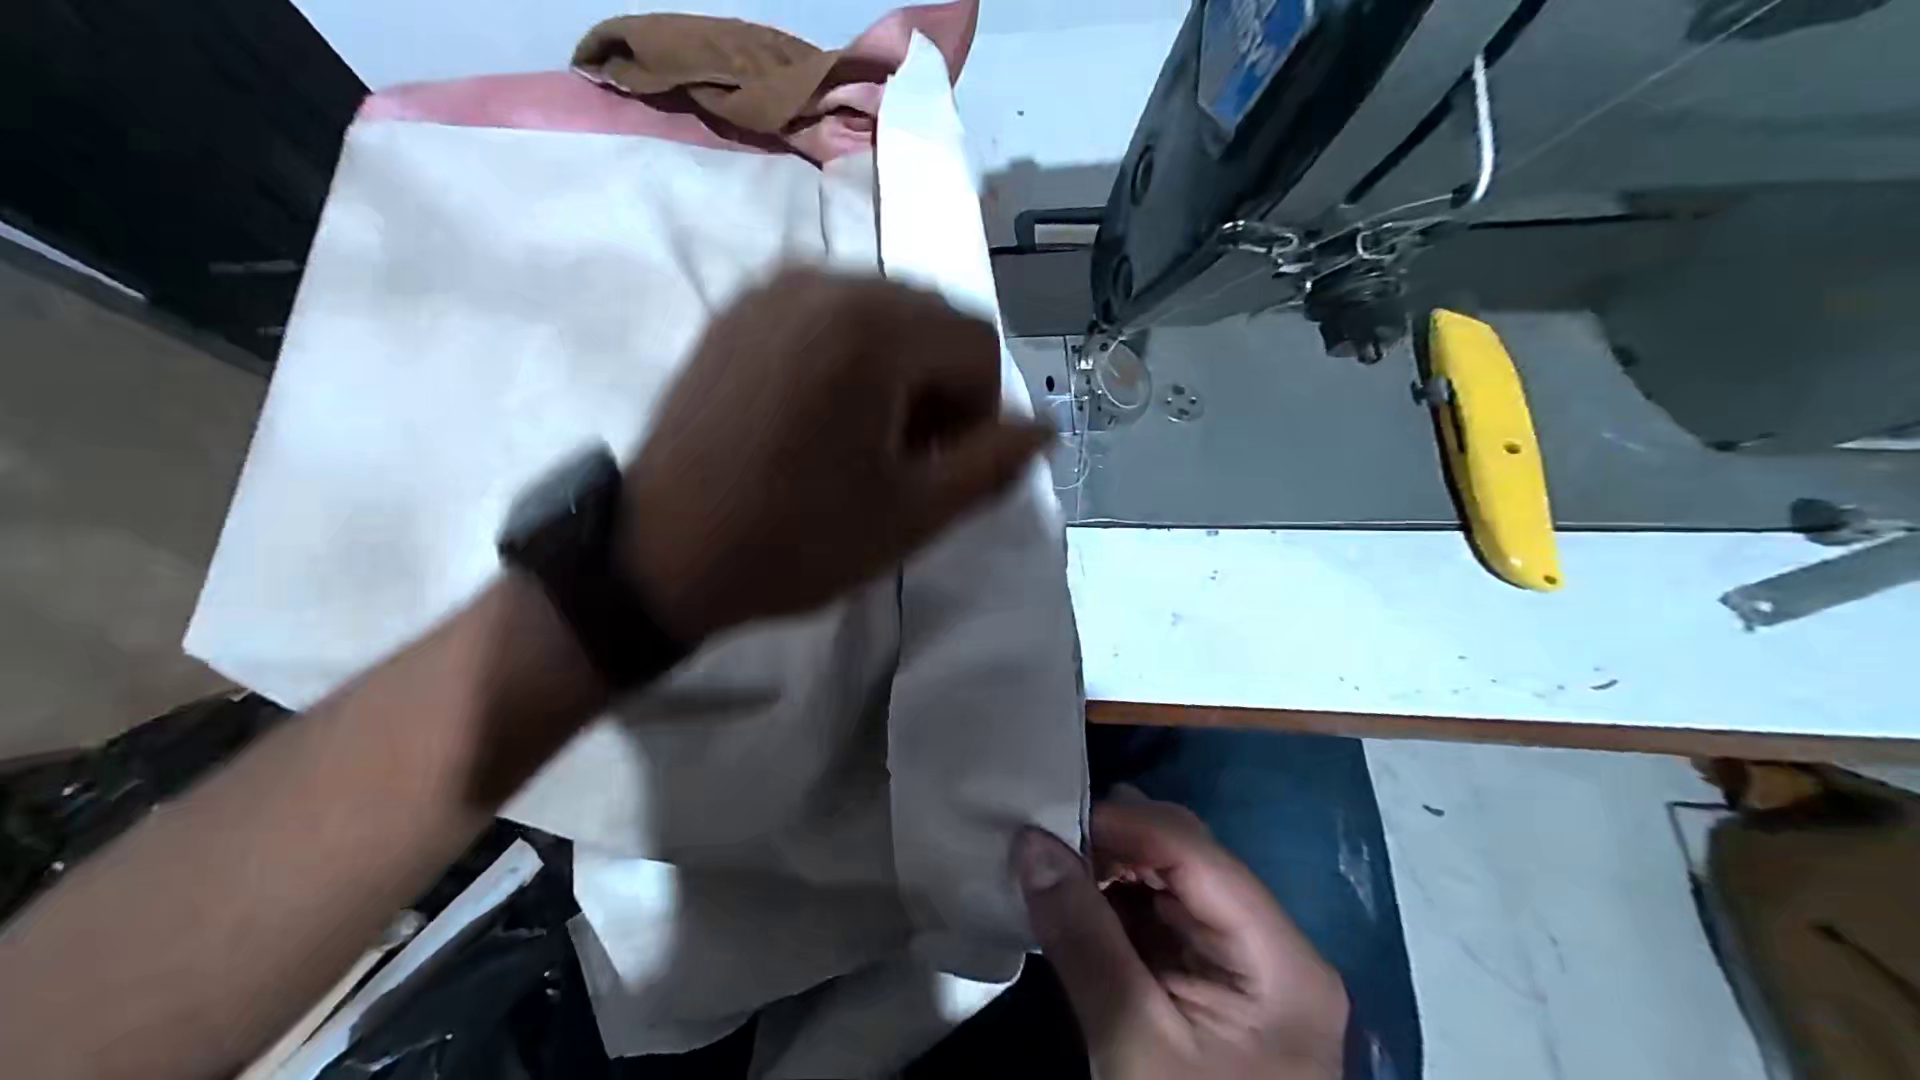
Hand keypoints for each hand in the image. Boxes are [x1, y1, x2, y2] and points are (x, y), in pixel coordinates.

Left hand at [620, 268, 1050, 640]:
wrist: (660, 556)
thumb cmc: (795, 541)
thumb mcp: (913, 516)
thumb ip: (994, 464)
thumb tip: (1046, 427)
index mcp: (874, 327)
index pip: (977, 346)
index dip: (979, 414)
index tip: (940, 468)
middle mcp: (826, 281)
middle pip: (932, 320)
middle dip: (940, 389)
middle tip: (905, 459)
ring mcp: (774, 288)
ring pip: (883, 315)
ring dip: (898, 373)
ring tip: (861, 441)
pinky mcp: (740, 309)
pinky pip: (829, 317)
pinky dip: (850, 358)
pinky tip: (819, 417)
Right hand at [1013, 794, 1348, 1079]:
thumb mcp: (1131, 1043)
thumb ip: (1082, 936)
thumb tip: (1029, 842)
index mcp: (1279, 958)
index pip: (1197, 853)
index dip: (1124, 825)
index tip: (1049, 822)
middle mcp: (1269, 942)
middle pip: (1188, 857)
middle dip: (1113, 843)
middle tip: (1045, 846)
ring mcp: (1241, 959)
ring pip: (1168, 878)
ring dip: (1108, 868)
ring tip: (1051, 870)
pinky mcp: (1209, 977)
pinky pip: (1158, 914)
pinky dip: (1112, 900)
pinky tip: (1074, 902)